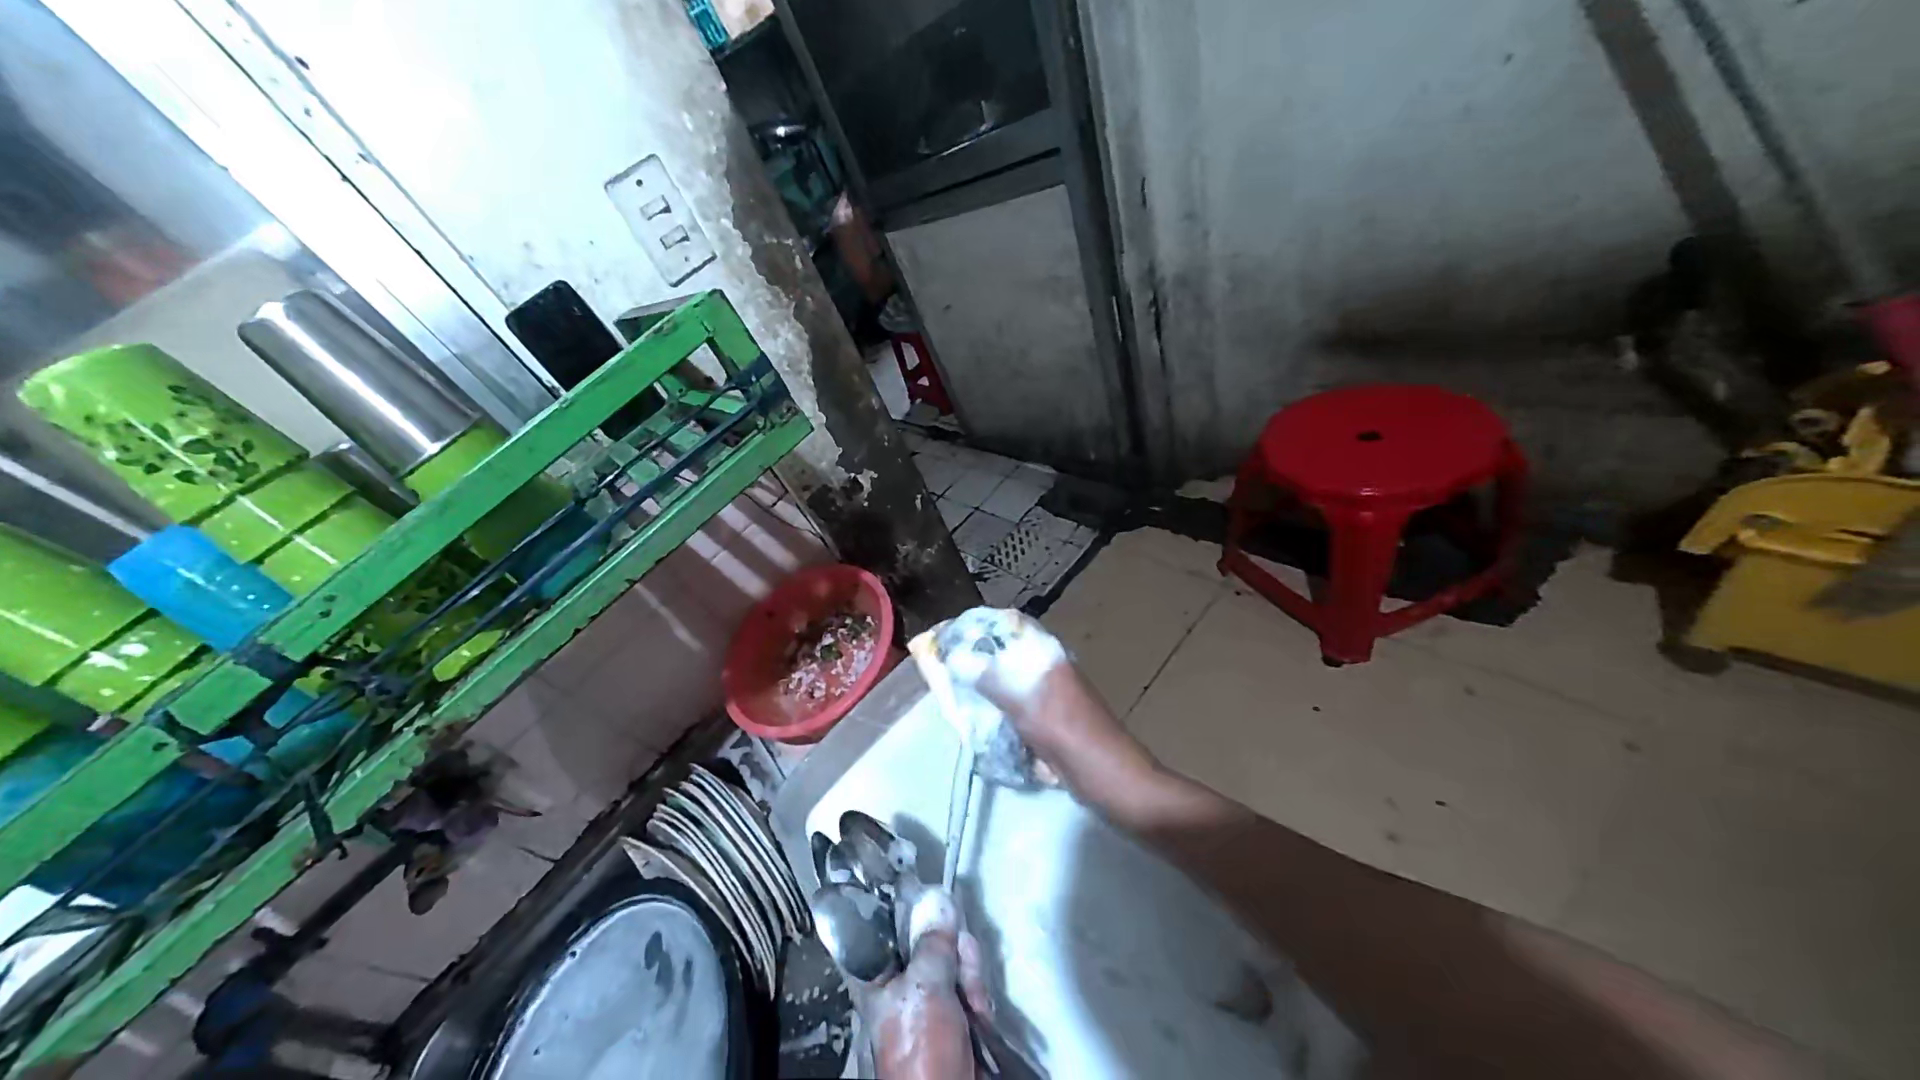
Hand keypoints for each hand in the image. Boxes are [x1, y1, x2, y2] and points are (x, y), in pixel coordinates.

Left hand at [859, 892, 991, 1079]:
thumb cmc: (920, 1048)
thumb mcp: (925, 989)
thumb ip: (933, 942)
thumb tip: (939, 897)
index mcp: (874, 976)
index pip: (885, 924)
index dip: (910, 910)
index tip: (933, 902)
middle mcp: (897, 983)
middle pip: (926, 941)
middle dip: (951, 951)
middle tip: (962, 967)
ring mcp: (925, 1002)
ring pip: (950, 963)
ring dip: (969, 977)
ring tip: (974, 1004)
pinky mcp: (951, 1018)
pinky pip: (965, 988)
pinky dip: (977, 997)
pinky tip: (981, 1014)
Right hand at [928, 607, 1157, 798]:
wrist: (1119, 785)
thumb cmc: (1076, 742)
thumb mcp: (1029, 711)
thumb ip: (993, 683)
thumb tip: (956, 657)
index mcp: (1050, 659)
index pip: (1010, 627)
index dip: (979, 628)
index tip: (947, 637)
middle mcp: (1052, 671)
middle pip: (1008, 656)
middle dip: (976, 660)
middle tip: (943, 669)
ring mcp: (1054, 698)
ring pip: (1012, 683)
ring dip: (986, 688)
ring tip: (954, 694)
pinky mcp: (1054, 723)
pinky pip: (1019, 708)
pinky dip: (1000, 711)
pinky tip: (981, 722)